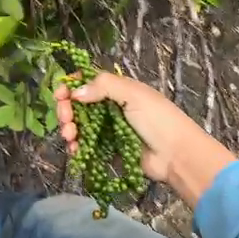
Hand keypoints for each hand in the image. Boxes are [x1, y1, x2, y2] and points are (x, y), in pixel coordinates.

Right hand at [53, 70, 234, 206]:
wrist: (178, 156)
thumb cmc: (158, 120)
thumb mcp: (133, 94)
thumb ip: (103, 87)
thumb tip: (75, 93)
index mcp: (118, 89)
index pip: (87, 82)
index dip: (71, 86)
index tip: (60, 95)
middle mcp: (111, 106)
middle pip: (78, 103)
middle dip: (66, 110)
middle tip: (65, 120)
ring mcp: (110, 127)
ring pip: (80, 124)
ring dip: (69, 128)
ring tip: (70, 137)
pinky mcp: (109, 147)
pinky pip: (87, 143)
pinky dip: (77, 145)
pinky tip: (75, 150)